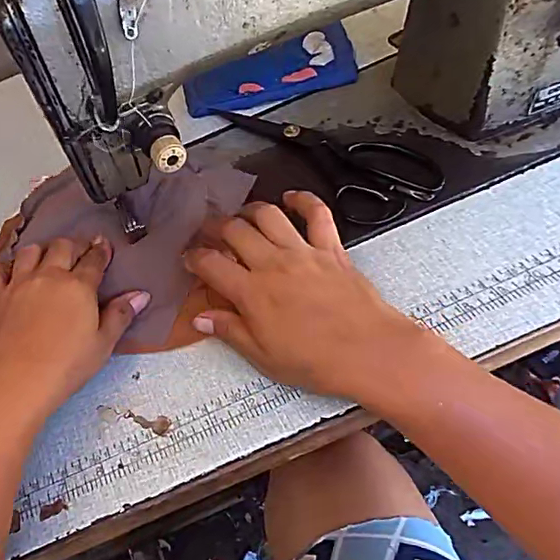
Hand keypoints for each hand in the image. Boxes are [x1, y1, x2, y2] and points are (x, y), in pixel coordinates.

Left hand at [0, 236, 148, 420]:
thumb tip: (140, 295)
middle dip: (74, 245)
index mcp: (79, 287)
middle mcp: (48, 277)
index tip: (104, 246)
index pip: (94, 260)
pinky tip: (7, 271)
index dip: (101, 251)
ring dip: (41, 250)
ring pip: (30, 251)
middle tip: (80, 250)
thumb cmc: (63, 367)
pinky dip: (1, 266)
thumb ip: (120, 315)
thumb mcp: (102, 345)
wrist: (14, 380)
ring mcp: (18, 284)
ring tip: (47, 256)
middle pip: (62, 247)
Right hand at [185, 192, 451, 403]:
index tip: (189, 258)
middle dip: (214, 226)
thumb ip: (230, 331)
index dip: (193, 257)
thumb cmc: (318, 361)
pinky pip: (316, 214)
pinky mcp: (331, 250)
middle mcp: (274, 265)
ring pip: (268, 215)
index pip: (210, 263)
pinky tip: (292, 198)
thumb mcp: (263, 357)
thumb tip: (202, 319)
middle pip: (234, 230)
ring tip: (240, 215)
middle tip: (207, 231)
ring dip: (249, 210)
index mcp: (252, 293)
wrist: (370, 353)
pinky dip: (303, 200)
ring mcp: (303, 253)